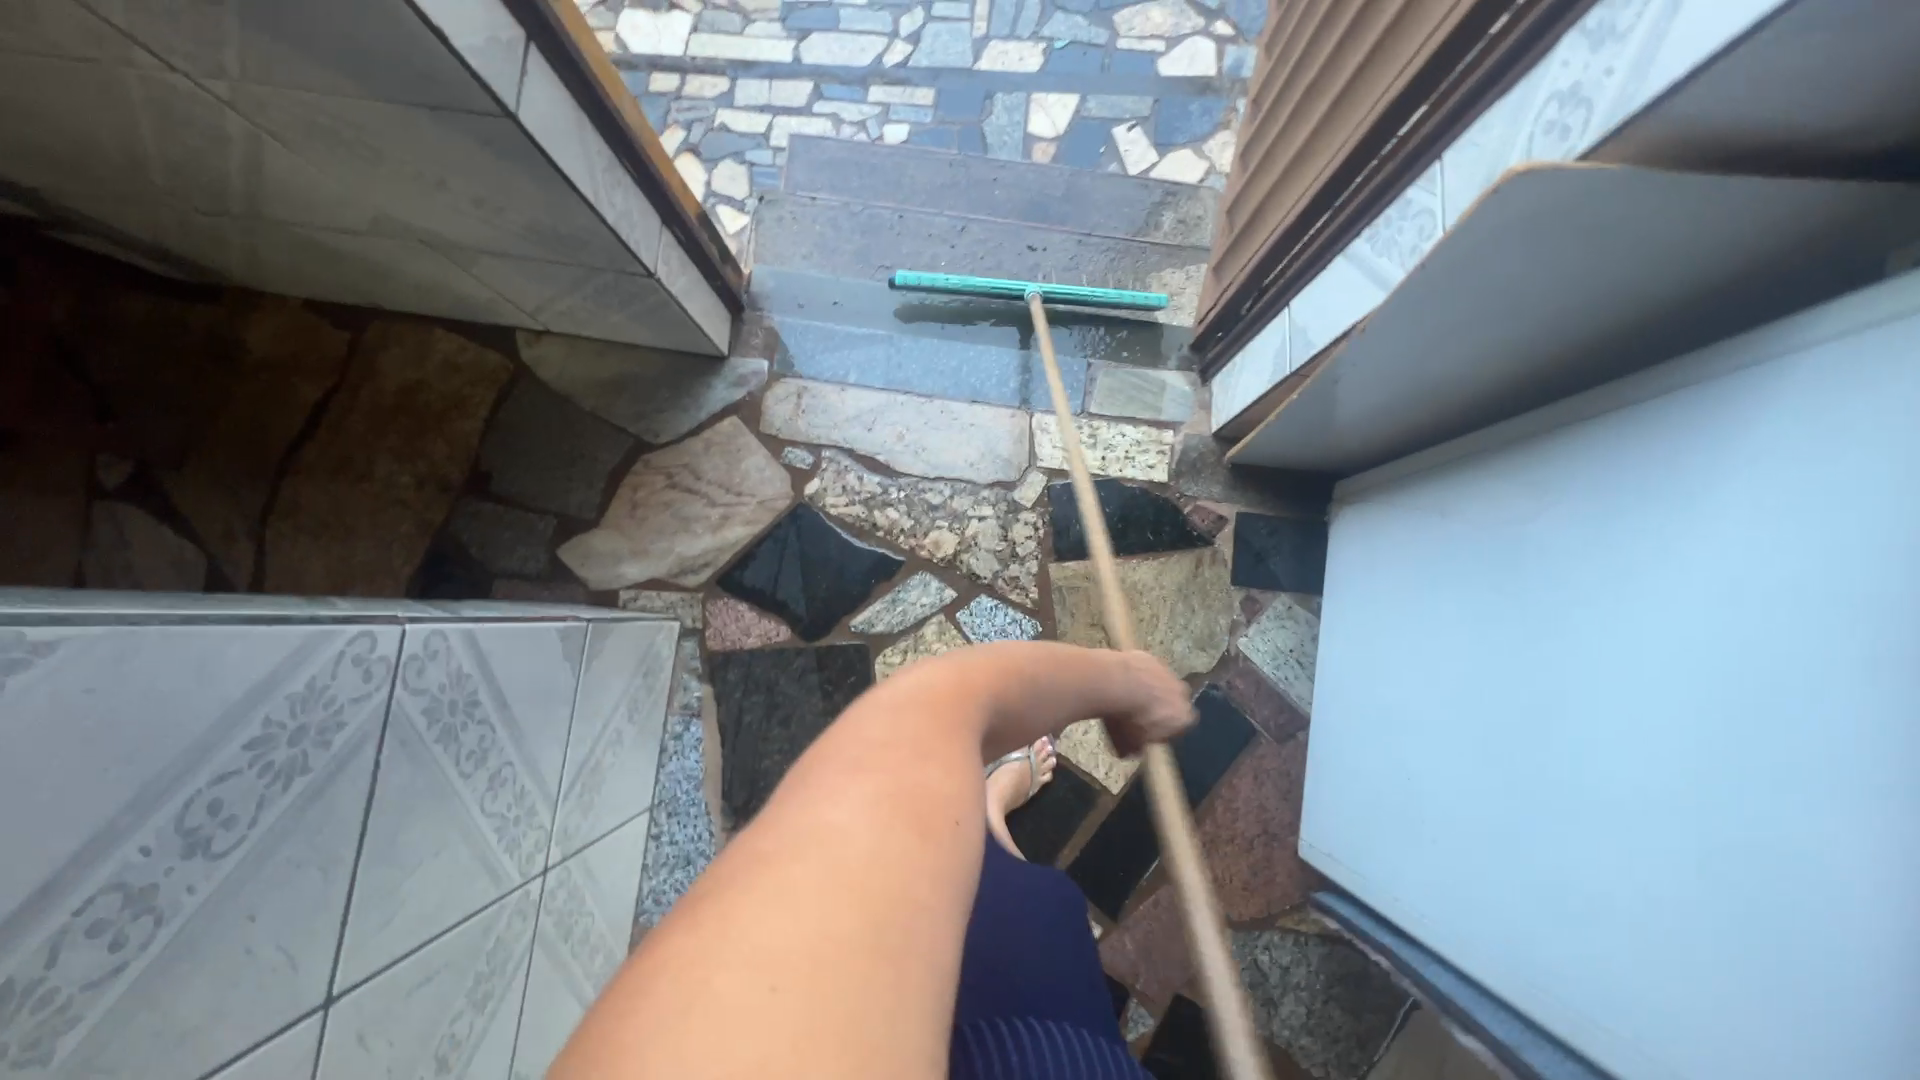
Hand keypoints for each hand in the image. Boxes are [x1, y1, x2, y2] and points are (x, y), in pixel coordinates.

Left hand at [1101, 651, 1195, 757]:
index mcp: (1184, 718)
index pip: (1179, 727)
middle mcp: (1182, 693)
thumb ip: (1134, 748)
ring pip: (1160, 682)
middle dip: (1159, 707)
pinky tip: (1119, 679)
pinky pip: (1145, 668)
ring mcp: (1167, 672)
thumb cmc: (1127, 720)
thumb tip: (1129, 750)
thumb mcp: (1128, 745)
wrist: (1117, 684)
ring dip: (1147, 688)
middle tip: (1136, 713)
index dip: (1163, 730)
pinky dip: (1135, 673)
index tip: (1146, 732)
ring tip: (1125, 695)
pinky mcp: (1150, 657)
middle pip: (1173, 702)